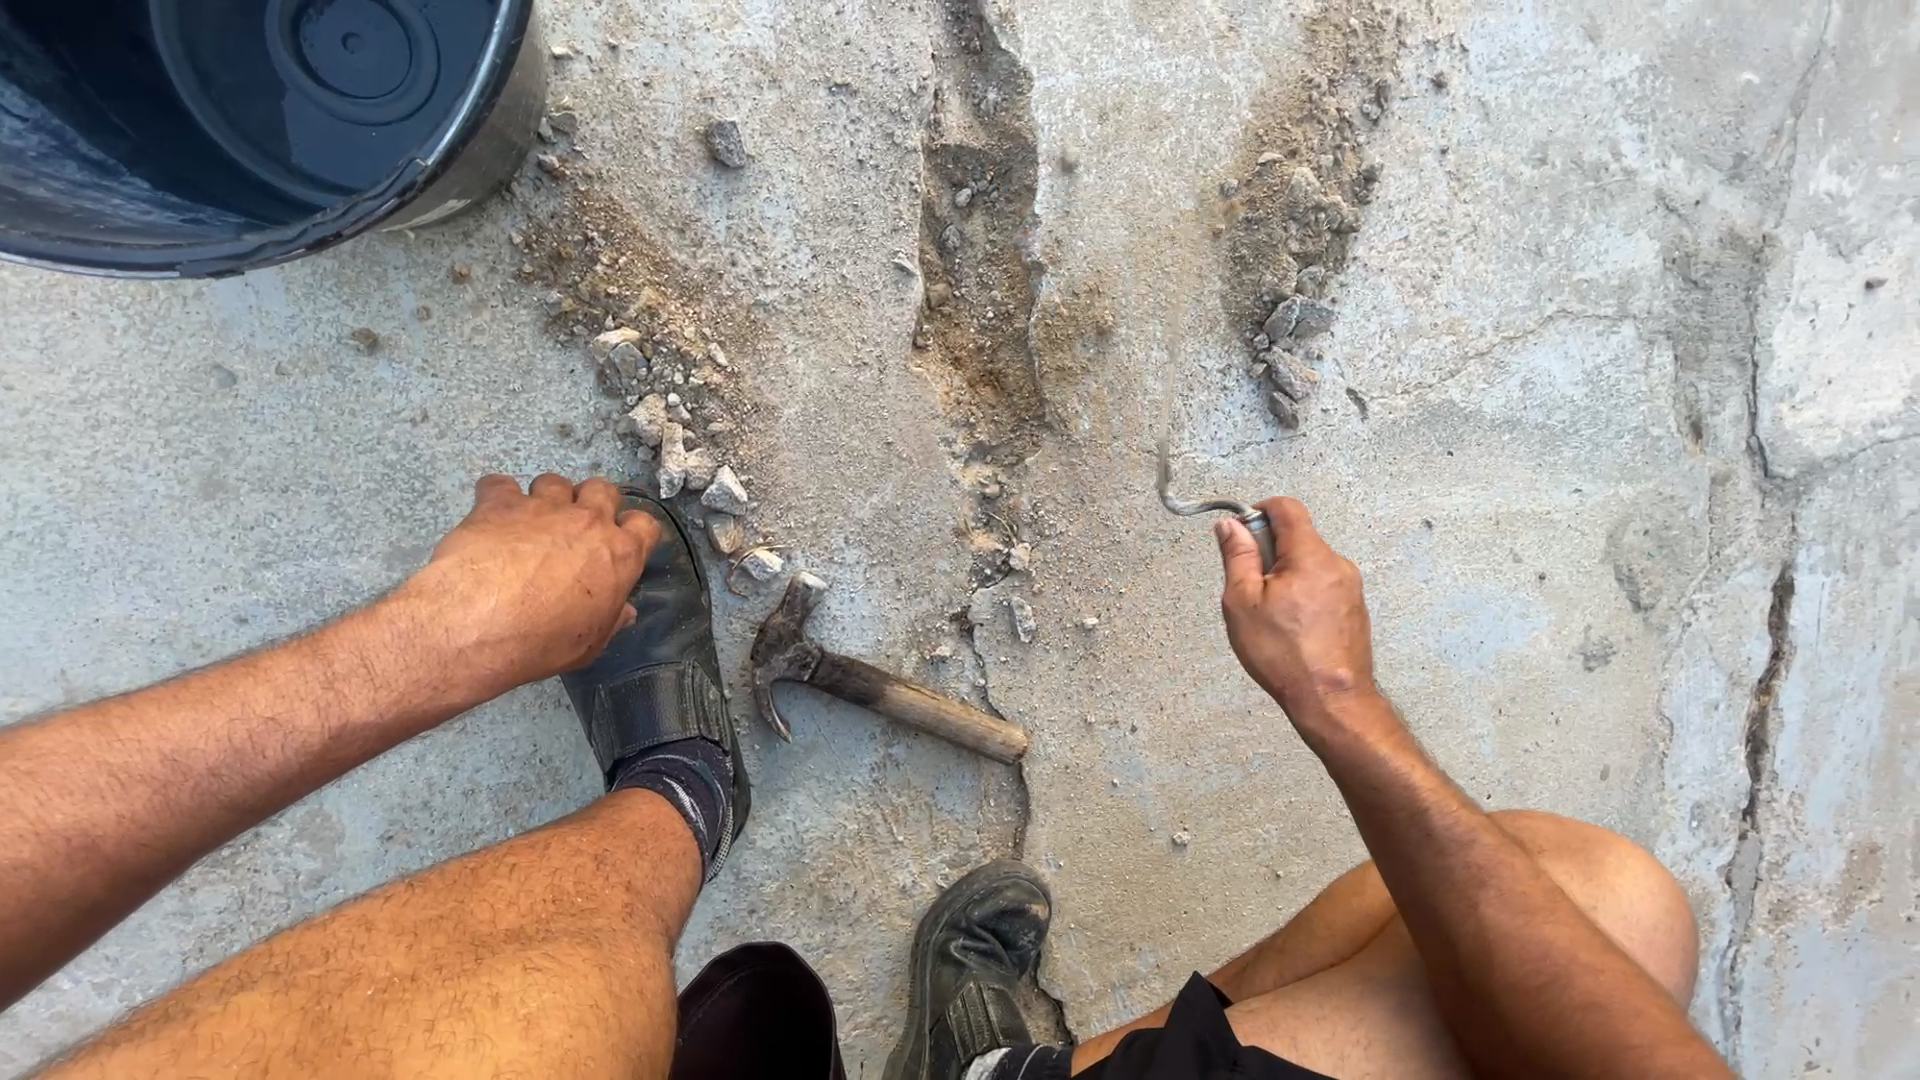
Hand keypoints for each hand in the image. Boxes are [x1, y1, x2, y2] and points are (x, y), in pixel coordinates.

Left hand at [390, 474, 659, 698]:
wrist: (479, 625)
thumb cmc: (544, 642)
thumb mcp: (591, 643)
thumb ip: (611, 620)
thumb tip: (625, 612)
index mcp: (620, 554)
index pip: (646, 524)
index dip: (633, 530)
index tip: (620, 540)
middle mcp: (589, 522)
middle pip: (604, 489)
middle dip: (594, 501)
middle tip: (576, 525)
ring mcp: (545, 508)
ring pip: (555, 481)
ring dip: (548, 497)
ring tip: (531, 520)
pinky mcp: (499, 504)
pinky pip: (500, 484)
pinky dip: (497, 494)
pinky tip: (490, 515)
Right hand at [1215, 498, 1380, 729]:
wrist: (1331, 699)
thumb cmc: (1283, 653)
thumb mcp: (1242, 601)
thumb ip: (1237, 556)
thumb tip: (1231, 525)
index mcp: (1310, 556)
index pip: (1286, 508)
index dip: (1257, 512)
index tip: (1240, 538)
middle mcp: (1337, 564)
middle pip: (1296, 536)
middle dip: (1267, 552)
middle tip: (1249, 589)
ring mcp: (1350, 587)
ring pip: (1307, 563)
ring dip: (1283, 576)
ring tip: (1268, 615)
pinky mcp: (1353, 608)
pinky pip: (1320, 584)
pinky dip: (1300, 593)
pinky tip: (1288, 626)